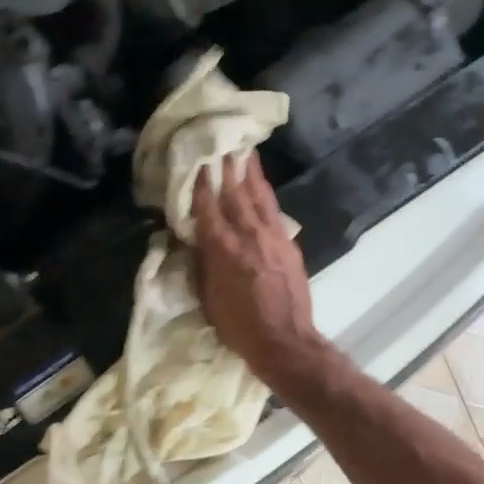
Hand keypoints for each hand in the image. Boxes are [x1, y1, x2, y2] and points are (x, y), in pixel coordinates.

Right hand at [194, 153, 325, 383]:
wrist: (285, 342)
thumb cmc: (240, 328)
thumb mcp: (210, 299)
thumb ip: (204, 265)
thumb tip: (198, 242)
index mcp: (223, 249)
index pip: (208, 207)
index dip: (200, 183)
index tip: (194, 161)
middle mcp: (248, 235)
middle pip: (235, 192)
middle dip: (226, 167)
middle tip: (220, 142)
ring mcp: (272, 237)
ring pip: (258, 196)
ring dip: (250, 172)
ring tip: (244, 151)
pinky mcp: (288, 245)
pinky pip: (273, 211)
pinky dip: (265, 194)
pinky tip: (261, 187)